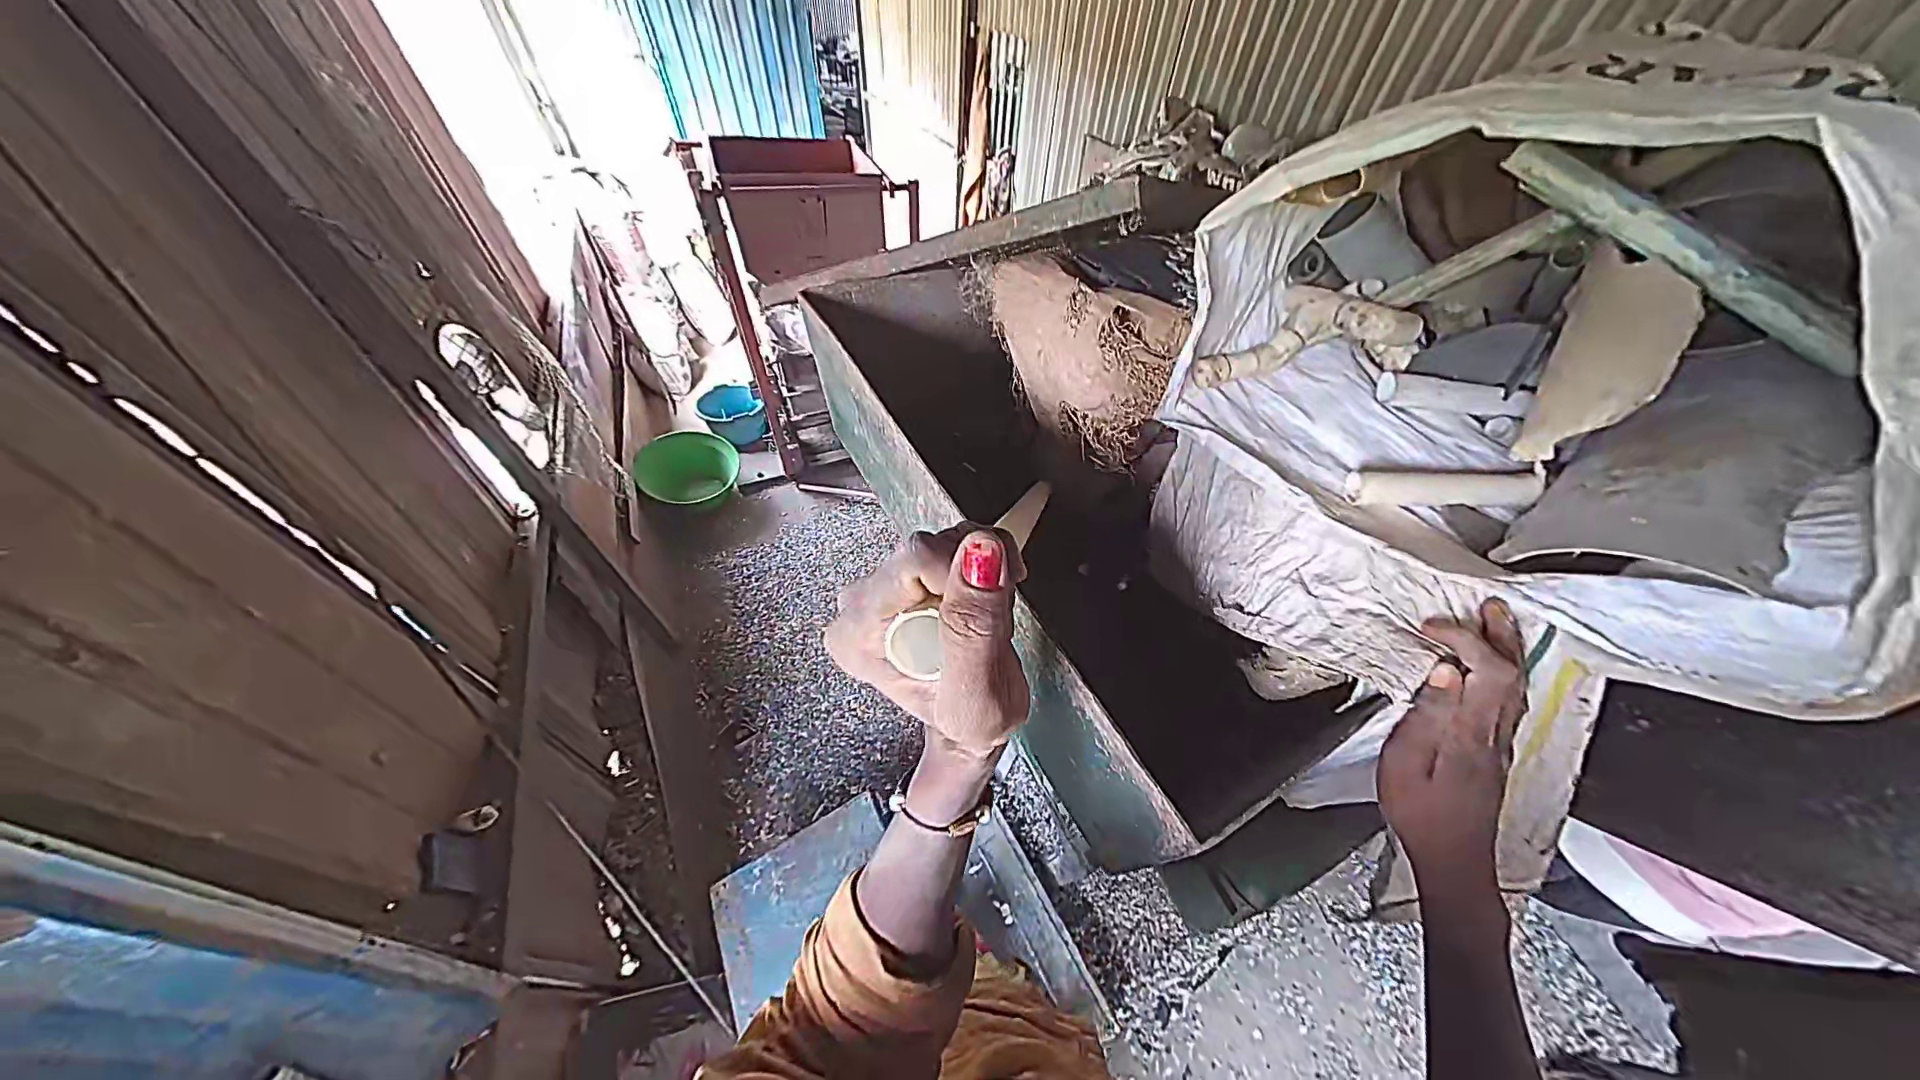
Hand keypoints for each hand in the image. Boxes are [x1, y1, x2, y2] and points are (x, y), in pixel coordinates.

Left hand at [824, 525, 1030, 759]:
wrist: (970, 728)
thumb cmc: (966, 725)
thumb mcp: (977, 696)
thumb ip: (975, 625)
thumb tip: (981, 550)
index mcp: (857, 634)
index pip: (916, 561)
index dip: (966, 583)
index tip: (984, 620)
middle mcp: (859, 604)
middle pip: (930, 548)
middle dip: (975, 582)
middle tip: (986, 629)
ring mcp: (883, 584)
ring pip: (947, 542)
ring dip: (984, 575)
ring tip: (984, 624)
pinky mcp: (910, 570)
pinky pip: (957, 541)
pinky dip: (985, 565)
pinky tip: (983, 604)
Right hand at [1377, 598, 1526, 892]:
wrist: (1454, 858)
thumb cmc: (1420, 813)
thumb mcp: (1405, 762)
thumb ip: (1426, 715)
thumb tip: (1444, 671)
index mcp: (1470, 734)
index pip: (1486, 672)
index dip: (1465, 640)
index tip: (1431, 626)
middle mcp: (1495, 735)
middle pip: (1512, 676)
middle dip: (1499, 636)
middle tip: (1489, 606)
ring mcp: (1499, 745)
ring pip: (1515, 688)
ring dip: (1506, 651)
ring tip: (1494, 623)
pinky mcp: (1494, 753)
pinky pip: (1508, 702)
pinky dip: (1501, 673)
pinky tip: (1490, 668)